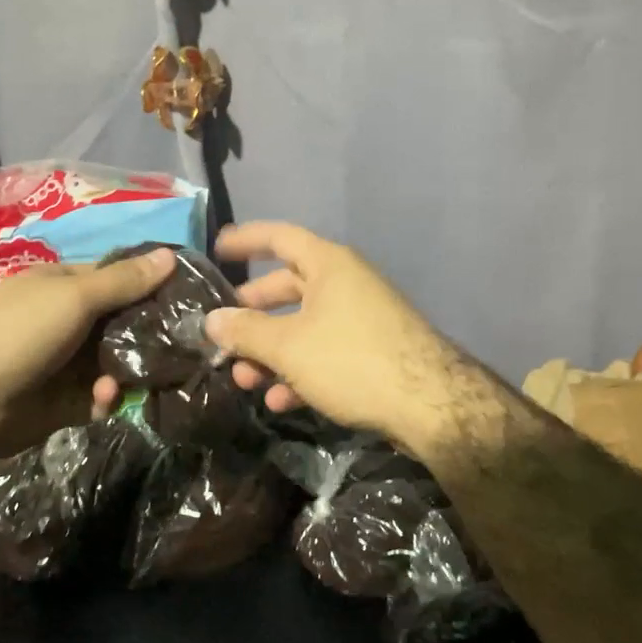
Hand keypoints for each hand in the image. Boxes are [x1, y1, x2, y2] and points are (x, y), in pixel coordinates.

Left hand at [0, 246, 175, 454]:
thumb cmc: (18, 330)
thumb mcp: (75, 296)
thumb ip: (124, 281)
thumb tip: (172, 254)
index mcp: (67, 287)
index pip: (119, 281)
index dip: (152, 287)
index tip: (191, 298)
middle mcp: (69, 323)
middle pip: (123, 325)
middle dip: (149, 335)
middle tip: (186, 345)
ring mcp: (66, 364)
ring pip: (117, 365)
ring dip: (130, 371)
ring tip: (132, 379)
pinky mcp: (64, 404)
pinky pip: (100, 399)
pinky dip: (107, 399)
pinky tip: (103, 399)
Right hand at [202, 222, 467, 451]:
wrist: (429, 405)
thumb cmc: (351, 360)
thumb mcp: (289, 346)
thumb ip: (246, 332)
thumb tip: (212, 320)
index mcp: (329, 265)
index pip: (279, 237)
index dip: (246, 240)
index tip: (217, 248)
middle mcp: (346, 284)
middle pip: (287, 287)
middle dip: (252, 313)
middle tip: (223, 333)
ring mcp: (361, 318)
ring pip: (303, 326)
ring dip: (271, 352)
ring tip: (244, 379)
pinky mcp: (372, 352)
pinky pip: (325, 352)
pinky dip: (299, 372)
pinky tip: (280, 401)